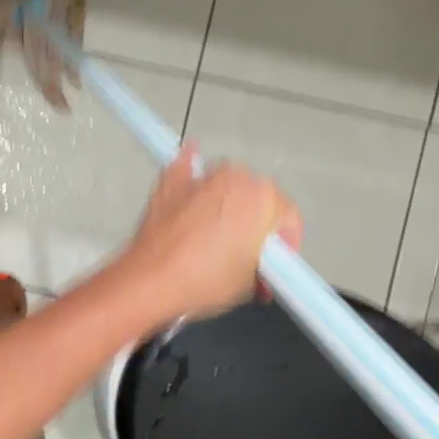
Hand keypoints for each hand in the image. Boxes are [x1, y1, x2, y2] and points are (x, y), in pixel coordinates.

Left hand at [117, 144, 300, 324]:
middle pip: (257, 195)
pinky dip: (190, 165)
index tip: (276, 262)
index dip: (285, 243)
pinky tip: (191, 158)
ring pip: (224, 181)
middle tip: (246, 250)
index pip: (287, 216)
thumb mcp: (251, 281)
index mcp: (263, 197)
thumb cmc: (204, 279)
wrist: (150, 279)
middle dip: (256, 220)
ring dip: (227, 198)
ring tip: (219, 228)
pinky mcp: (170, 182)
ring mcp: (200, 177)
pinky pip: (185, 165)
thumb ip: (264, 264)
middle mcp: (234, 178)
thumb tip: (259, 267)